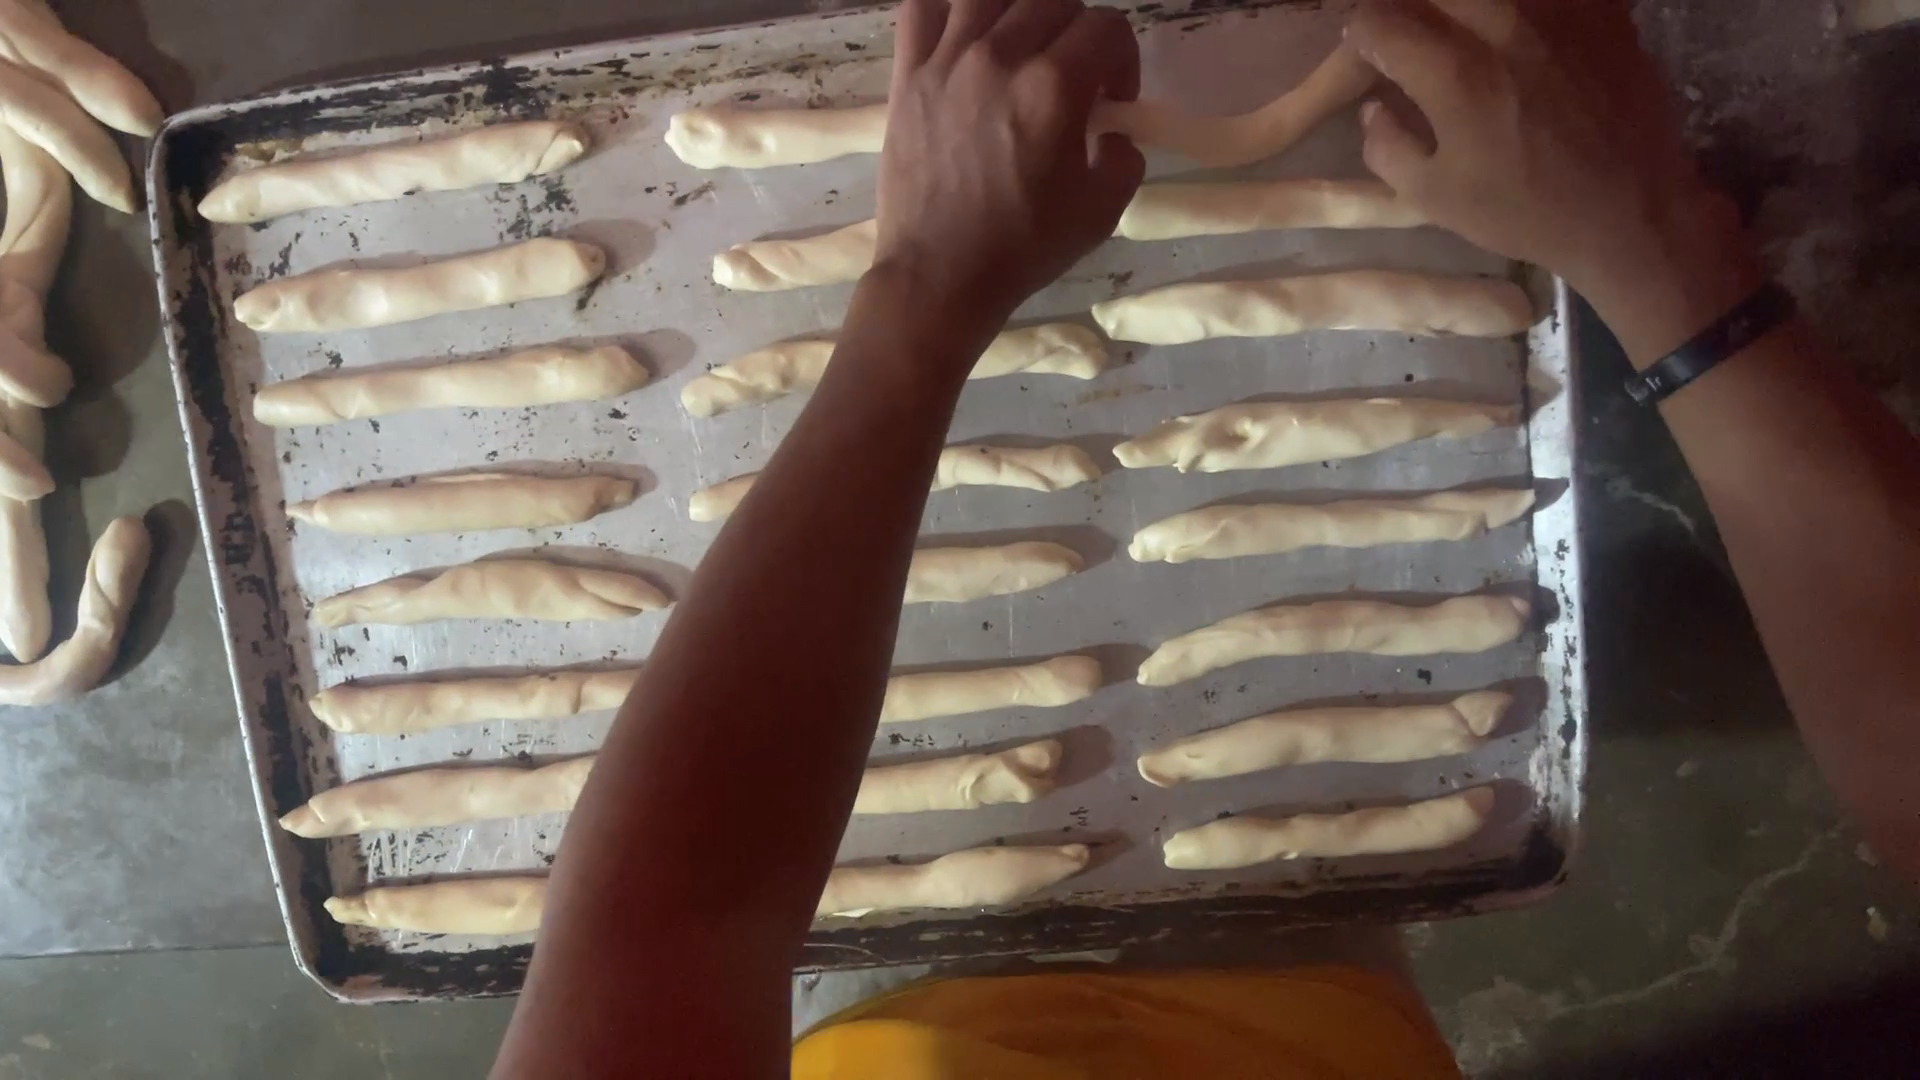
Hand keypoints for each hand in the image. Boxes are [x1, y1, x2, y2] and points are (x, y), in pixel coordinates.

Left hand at [875, 0, 1144, 322]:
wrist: (940, 278)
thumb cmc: (1020, 252)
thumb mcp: (1099, 215)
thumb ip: (1124, 160)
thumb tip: (1113, 132)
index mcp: (1054, 87)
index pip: (1107, 28)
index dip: (1122, 61)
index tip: (1112, 102)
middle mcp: (1000, 56)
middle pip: (1054, 0)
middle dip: (1077, 35)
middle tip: (1070, 83)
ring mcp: (947, 62)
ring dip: (1019, 13)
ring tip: (1020, 54)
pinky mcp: (907, 78)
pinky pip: (922, 8)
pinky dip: (948, 11)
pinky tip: (964, 40)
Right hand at [1347, 0, 1760, 341]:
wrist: (1624, 206)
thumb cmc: (1516, 209)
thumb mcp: (1431, 197)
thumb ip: (1387, 147)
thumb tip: (1372, 108)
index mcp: (1458, 78)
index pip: (1387, 21)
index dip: (1363, 30)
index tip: (1360, 44)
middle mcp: (1508, 25)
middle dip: (1408, 6)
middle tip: (1402, 29)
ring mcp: (1562, 9)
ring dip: (1459, 5)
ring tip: (1450, 27)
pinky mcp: (1602, 8)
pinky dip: (1516, 7)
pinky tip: (1510, 31)